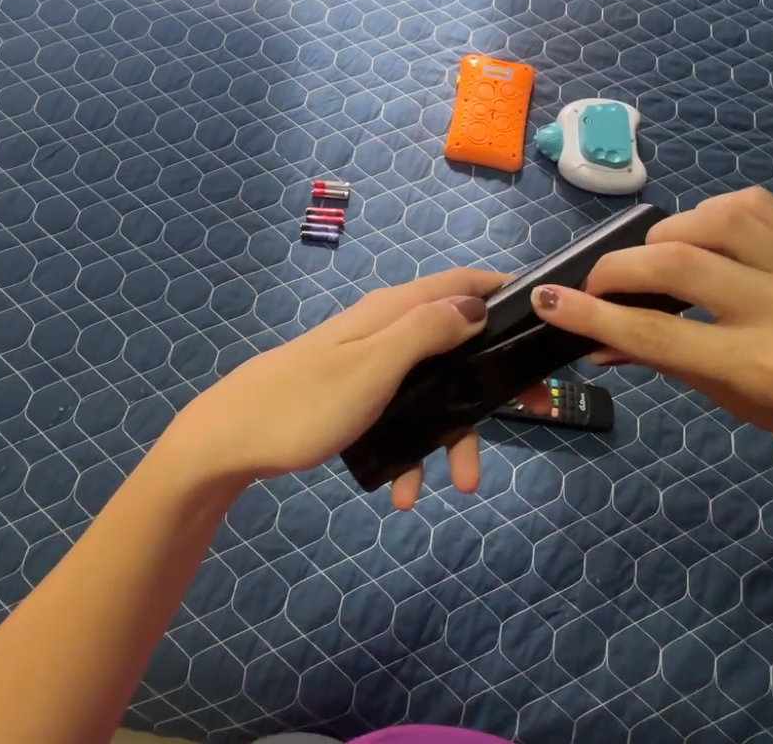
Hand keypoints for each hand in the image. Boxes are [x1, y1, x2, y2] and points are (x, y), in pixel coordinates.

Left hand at [165, 268, 534, 508]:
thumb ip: (426, 330)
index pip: (458, 283)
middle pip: (454, 343)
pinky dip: (407, 448)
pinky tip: (400, 488)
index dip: (502, 292)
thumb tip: (474, 305)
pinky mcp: (351, 396)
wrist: (230, 440)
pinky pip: (396, 417)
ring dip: (447, 434)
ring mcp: (366, 364)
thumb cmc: (306, 401)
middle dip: (487, 383)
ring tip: (457, 484)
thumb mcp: (375, 365)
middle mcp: (383, 330)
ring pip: (428, 390)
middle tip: (530, 414)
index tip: (542, 316)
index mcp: (391, 311)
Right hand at [527, 188, 772, 493]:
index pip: (654, 332)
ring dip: (664, 235)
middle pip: (675, 262)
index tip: (547, 300)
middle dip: (614, 268)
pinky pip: (751, 207)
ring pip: (712, 219)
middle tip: (594, 285)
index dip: (589, 314)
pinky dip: (708, 216)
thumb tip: (598, 339)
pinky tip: (701, 238)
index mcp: (763, 369)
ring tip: (653, 260)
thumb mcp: (738, 405)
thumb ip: (667, 360)